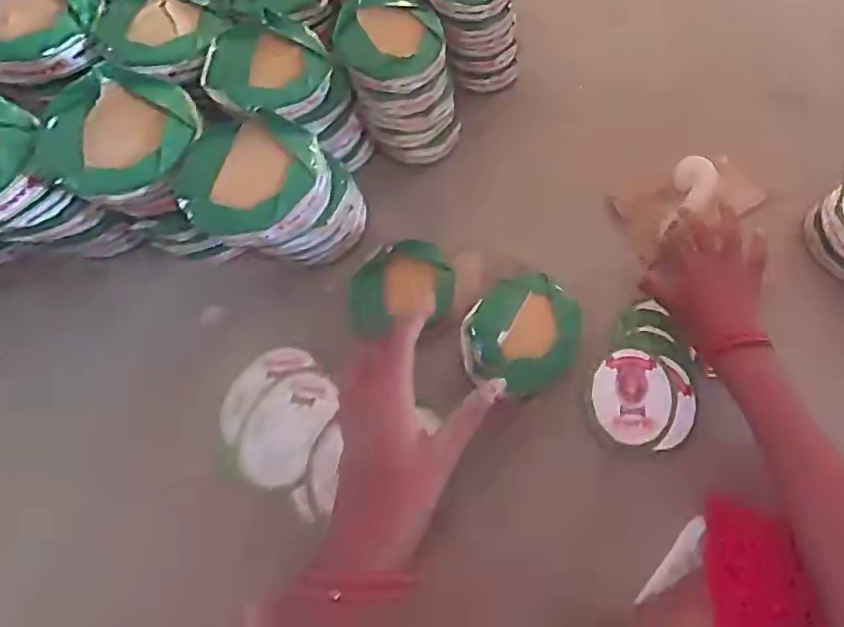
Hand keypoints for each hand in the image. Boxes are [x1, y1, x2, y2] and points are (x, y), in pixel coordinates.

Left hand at [316, 306, 505, 574]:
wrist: (360, 544)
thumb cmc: (406, 498)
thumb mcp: (443, 457)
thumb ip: (469, 417)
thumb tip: (497, 382)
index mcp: (390, 401)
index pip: (397, 347)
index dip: (410, 320)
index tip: (426, 300)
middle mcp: (365, 400)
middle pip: (372, 350)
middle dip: (392, 326)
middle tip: (416, 312)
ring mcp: (351, 415)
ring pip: (357, 364)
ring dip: (376, 342)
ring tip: (398, 333)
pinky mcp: (347, 429)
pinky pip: (352, 381)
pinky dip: (365, 363)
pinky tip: (377, 370)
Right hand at [642, 203, 767, 355]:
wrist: (731, 339)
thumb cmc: (697, 323)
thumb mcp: (671, 305)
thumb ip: (655, 287)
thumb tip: (640, 275)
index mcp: (690, 265)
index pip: (677, 242)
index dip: (670, 231)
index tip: (664, 224)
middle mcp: (711, 258)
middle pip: (701, 231)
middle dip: (692, 217)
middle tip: (686, 208)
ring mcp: (734, 263)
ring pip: (731, 235)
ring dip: (728, 218)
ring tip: (725, 203)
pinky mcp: (751, 273)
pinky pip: (757, 254)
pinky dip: (759, 242)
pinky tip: (760, 230)